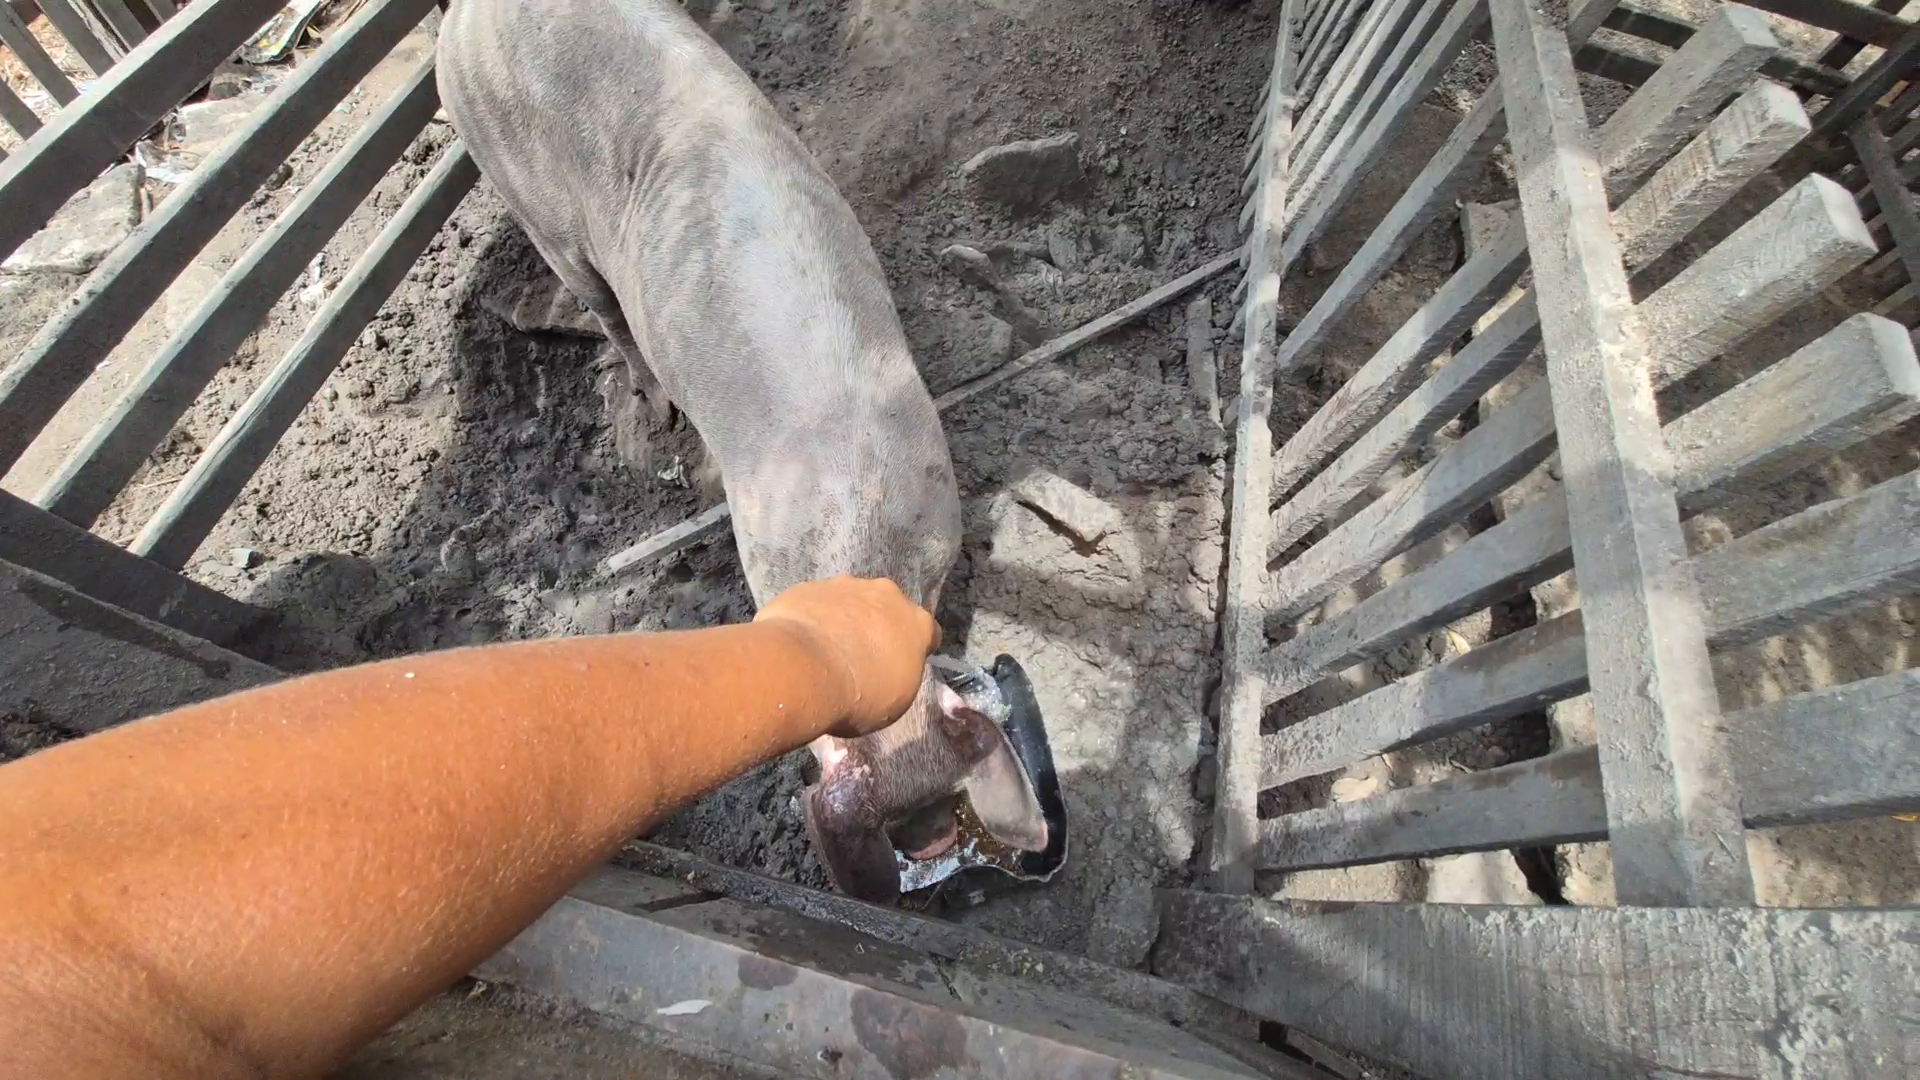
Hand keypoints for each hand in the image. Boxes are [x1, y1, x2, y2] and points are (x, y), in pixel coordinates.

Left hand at [757, 576, 939, 737]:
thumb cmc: (858, 696)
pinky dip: (814, 617)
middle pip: (889, 609)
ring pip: (852, 600)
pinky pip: (817, 602)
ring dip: (845, 619)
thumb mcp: (894, 701)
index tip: (899, 666)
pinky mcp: (811, 586)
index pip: (928, 633)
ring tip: (826, 650)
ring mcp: (848, 586)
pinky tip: (802, 642)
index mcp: (918, 623)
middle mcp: (888, 595)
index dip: (914, 650)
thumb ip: (900, 674)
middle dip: (879, 627)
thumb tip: (887, 668)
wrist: (801, 671)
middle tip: (861, 656)